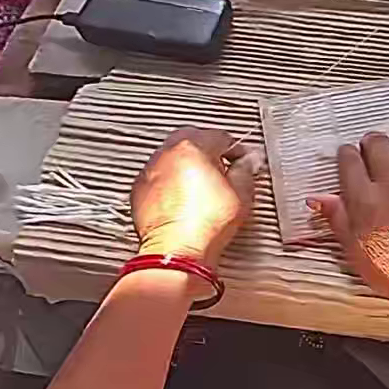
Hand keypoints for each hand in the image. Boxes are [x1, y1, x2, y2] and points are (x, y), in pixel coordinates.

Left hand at [132, 128, 262, 266]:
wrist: (176, 252)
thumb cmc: (205, 225)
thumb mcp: (241, 194)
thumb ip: (246, 169)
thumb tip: (248, 161)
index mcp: (193, 148)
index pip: (220, 136)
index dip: (236, 149)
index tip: (243, 160)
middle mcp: (167, 154)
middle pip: (192, 140)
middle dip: (209, 152)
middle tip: (223, 169)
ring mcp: (150, 171)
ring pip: (173, 157)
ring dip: (189, 165)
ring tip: (204, 186)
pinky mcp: (140, 190)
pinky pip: (160, 176)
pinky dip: (172, 181)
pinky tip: (185, 199)